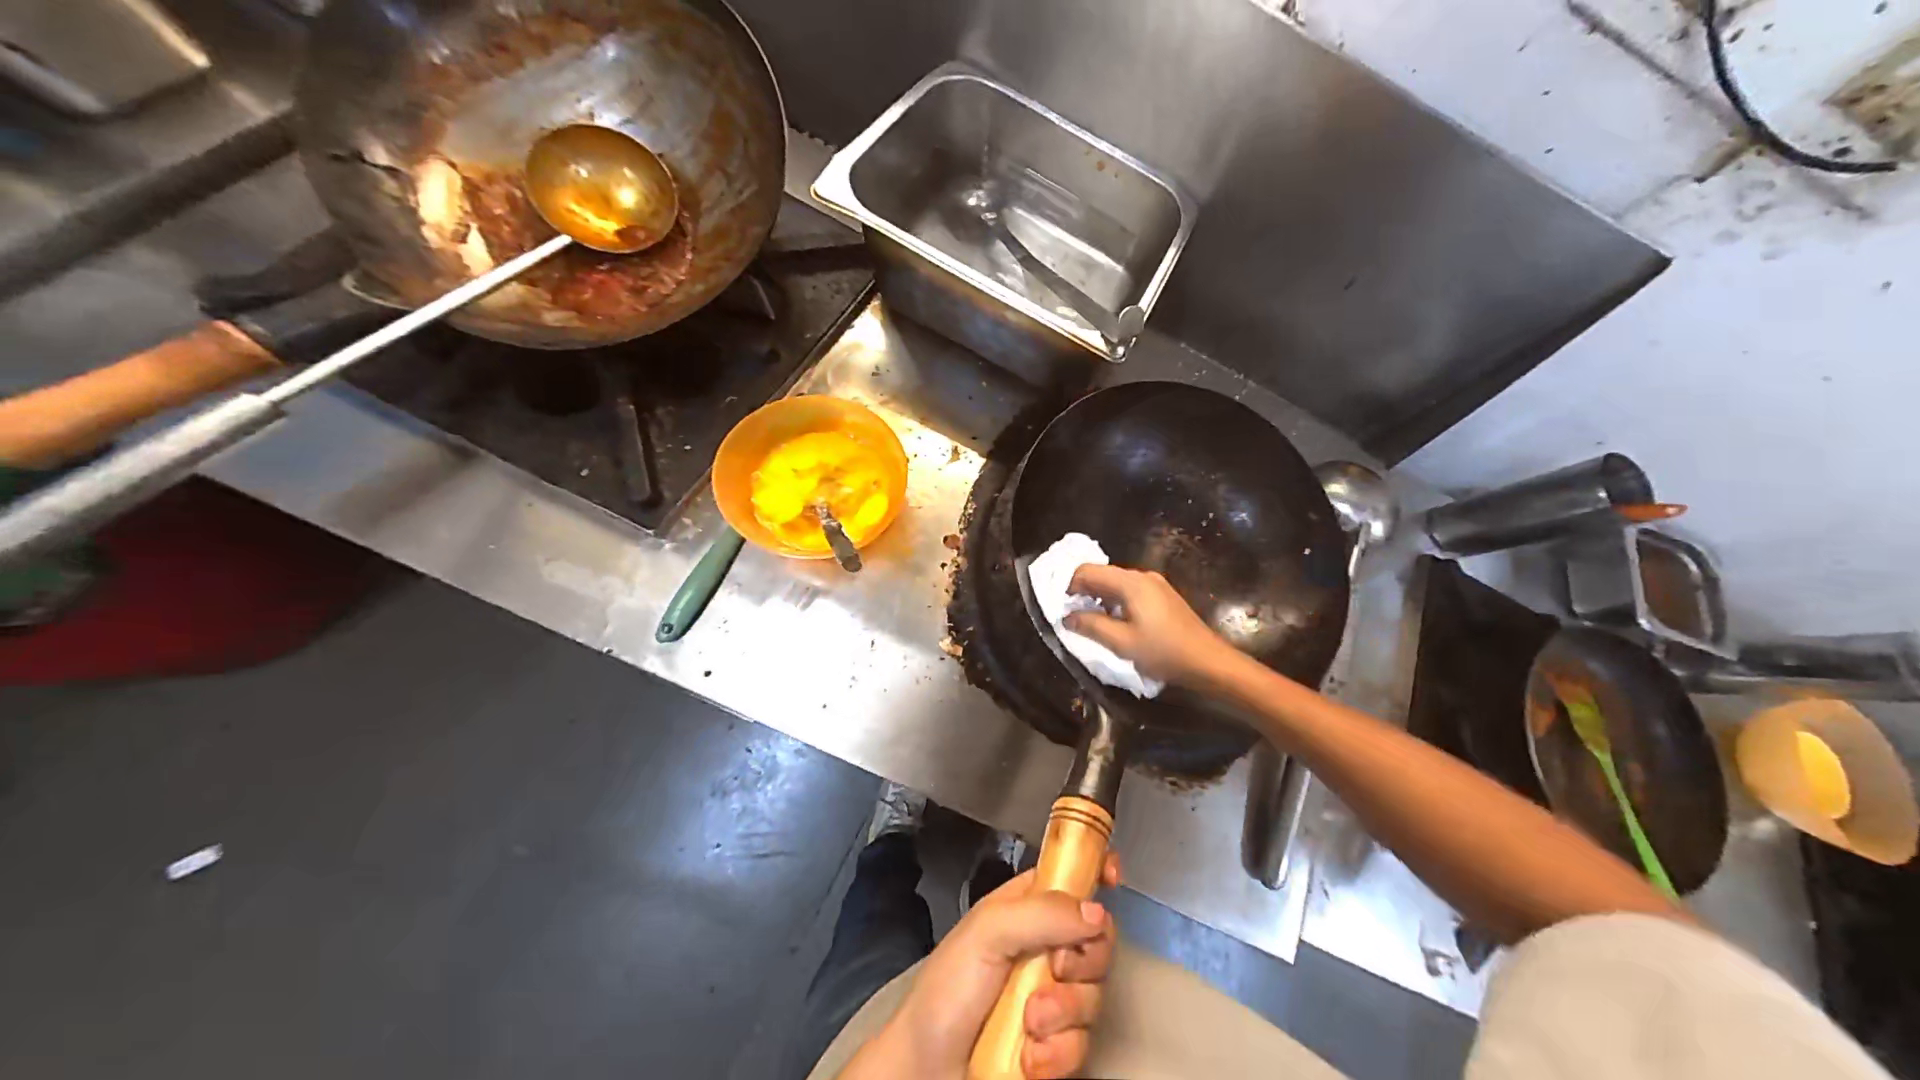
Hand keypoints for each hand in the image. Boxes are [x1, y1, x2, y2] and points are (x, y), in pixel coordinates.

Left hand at [841, 856, 1122, 1079]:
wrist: (927, 1069)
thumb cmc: (946, 990)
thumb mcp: (988, 933)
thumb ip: (1042, 914)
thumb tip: (1097, 911)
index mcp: (1026, 908)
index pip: (1070, 876)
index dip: (1096, 869)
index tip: (1113, 876)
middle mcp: (1044, 945)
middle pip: (1098, 938)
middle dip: (1082, 960)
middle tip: (1053, 969)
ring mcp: (1053, 994)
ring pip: (1094, 995)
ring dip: (1062, 1012)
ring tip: (1027, 1022)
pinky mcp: (1056, 1042)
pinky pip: (1083, 1043)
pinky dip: (1057, 1053)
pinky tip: (1029, 1056)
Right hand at [1064, 564, 1231, 686]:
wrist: (1209, 662)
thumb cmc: (1163, 652)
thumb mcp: (1122, 643)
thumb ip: (1090, 626)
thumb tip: (1067, 617)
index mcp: (1131, 582)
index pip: (1088, 571)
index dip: (1068, 585)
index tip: (1059, 606)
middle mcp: (1142, 576)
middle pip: (1102, 574)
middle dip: (1082, 591)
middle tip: (1070, 615)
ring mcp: (1155, 585)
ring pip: (1115, 583)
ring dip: (1099, 598)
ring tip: (1089, 621)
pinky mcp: (1162, 596)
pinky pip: (1130, 591)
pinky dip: (1115, 602)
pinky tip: (1114, 622)